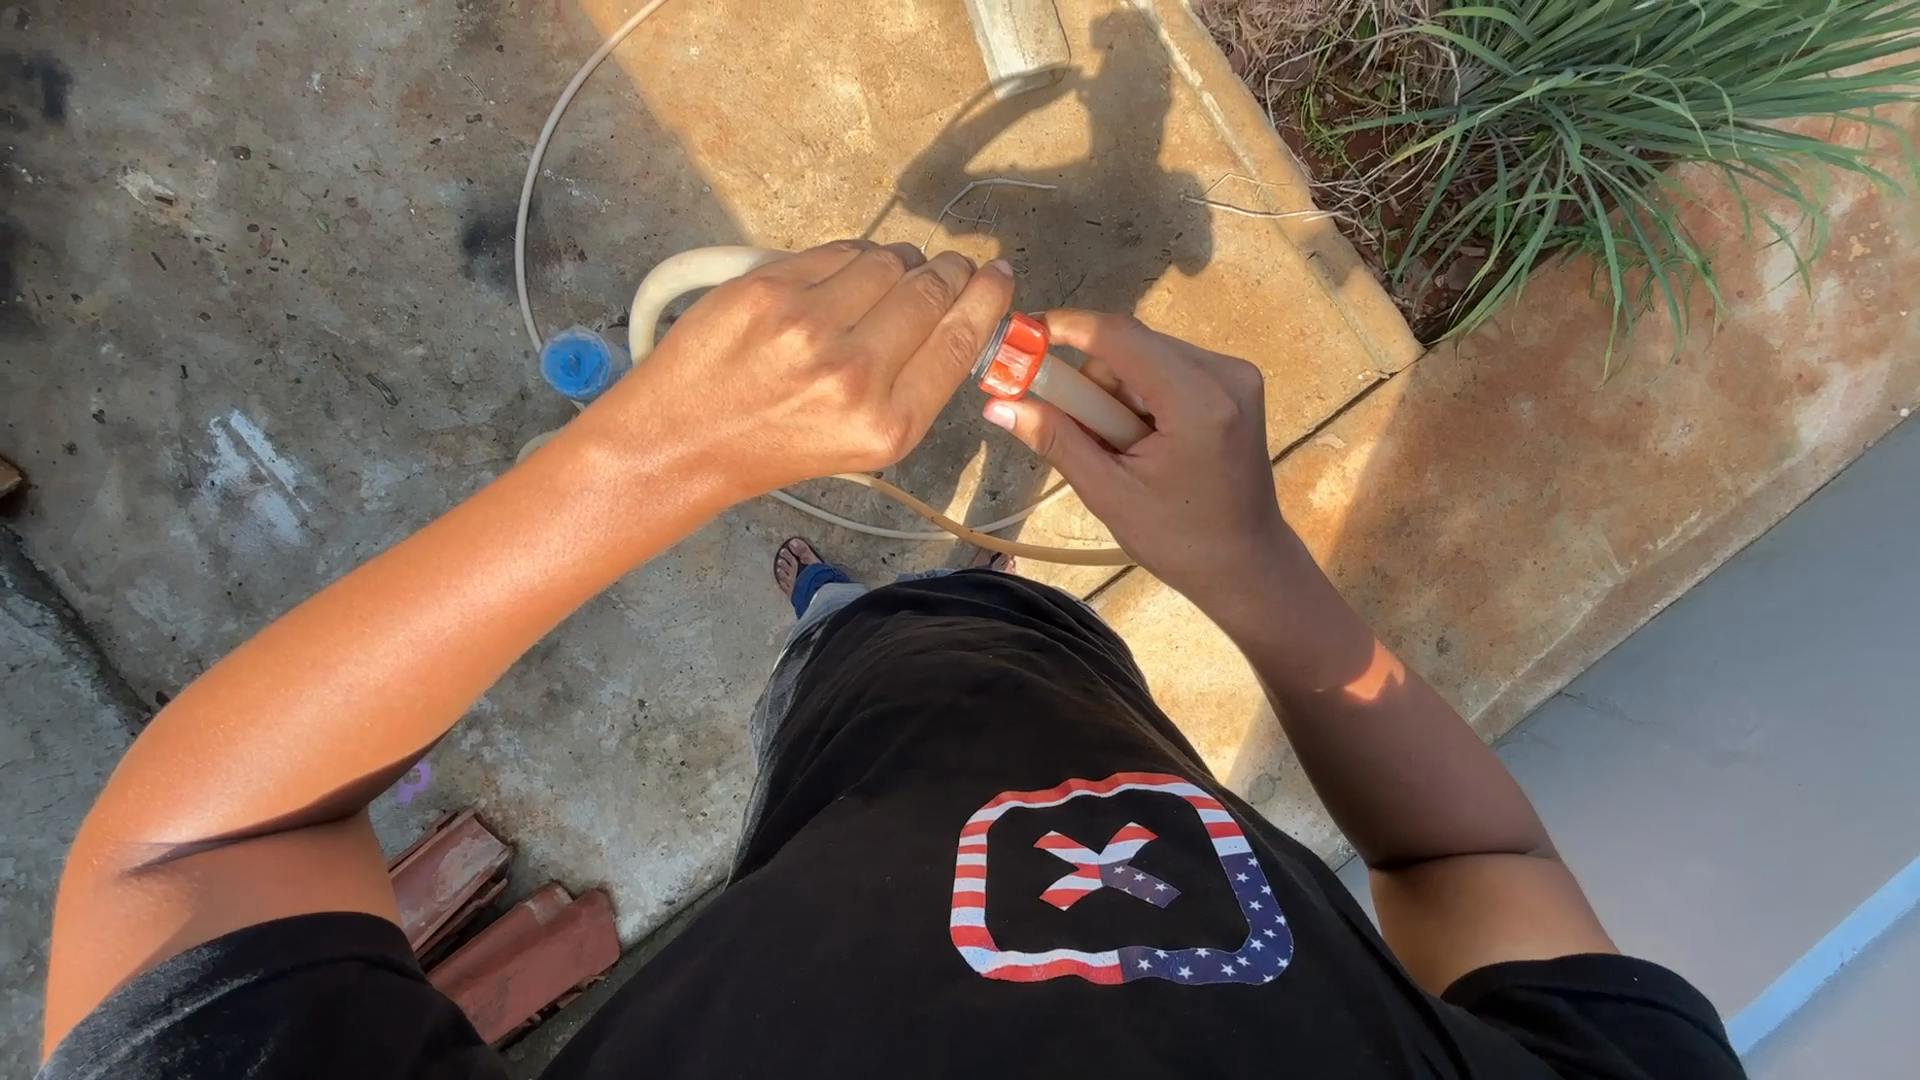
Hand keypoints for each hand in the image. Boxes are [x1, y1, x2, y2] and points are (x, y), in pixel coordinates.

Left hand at [584, 240, 1013, 499]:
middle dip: (949, 273)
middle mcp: (854, 374)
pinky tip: (844, 279)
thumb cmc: (779, 447)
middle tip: (949, 269)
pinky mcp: (767, 288)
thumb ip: (916, 384)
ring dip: (899, 264)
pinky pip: (838, 252)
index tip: (998, 276)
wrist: (686, 441)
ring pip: (887, 261)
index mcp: (887, 424)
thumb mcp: (866, 442)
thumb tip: (953, 312)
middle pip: (930, 290)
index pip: (959, 340)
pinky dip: (853, 259)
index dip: (987, 299)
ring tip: (886, 283)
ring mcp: (808, 325)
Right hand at [983, 310, 1296, 612]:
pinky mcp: (1235, 385)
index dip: (1066, 328)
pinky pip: (1167, 370)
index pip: (1119, 337)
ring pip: (1147, 356)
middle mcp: (1224, 373)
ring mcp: (1235, 376)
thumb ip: (1055, 440)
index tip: (1022, 335)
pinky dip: (1140, 397)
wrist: (1245, 565)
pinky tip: (1140, 440)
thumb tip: (997, 406)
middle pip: (1133, 346)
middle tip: (1075, 430)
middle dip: (1092, 381)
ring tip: (1117, 448)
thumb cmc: (1178, 540)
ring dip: (1115, 392)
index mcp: (1198, 401)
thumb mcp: (1108, 493)